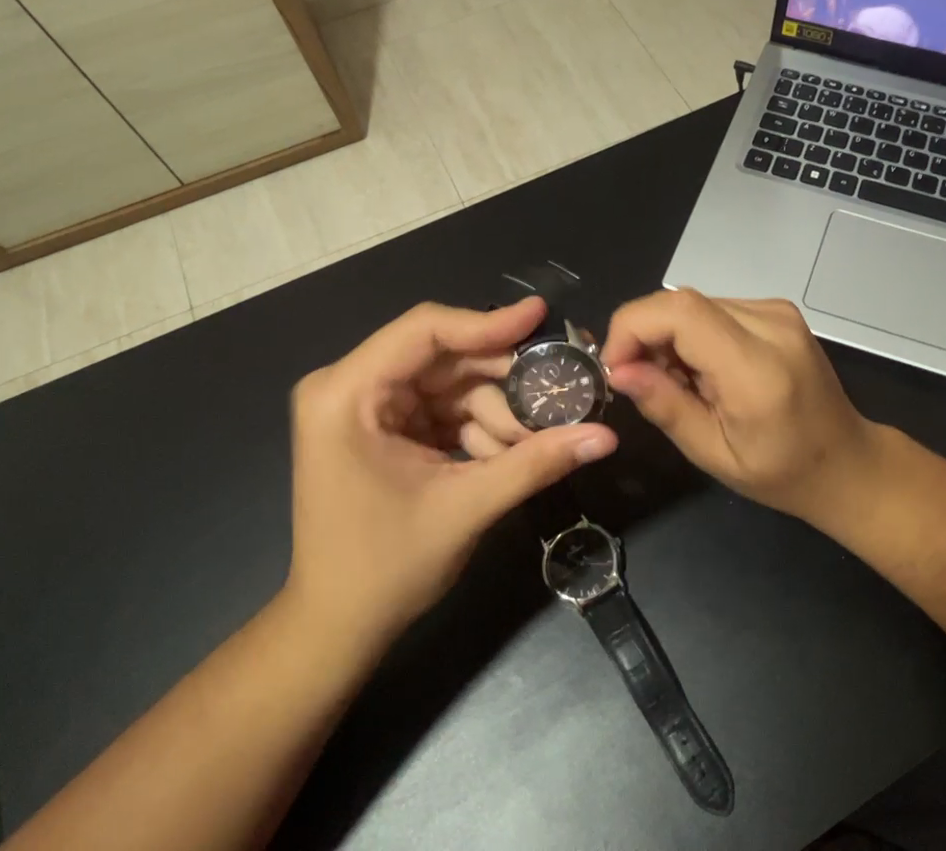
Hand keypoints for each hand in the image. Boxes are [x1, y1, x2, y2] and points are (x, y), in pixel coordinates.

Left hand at [284, 299, 617, 635]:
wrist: (339, 626)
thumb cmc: (386, 567)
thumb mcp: (467, 507)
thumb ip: (536, 462)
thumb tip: (606, 435)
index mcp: (346, 394)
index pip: (425, 332)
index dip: (487, 323)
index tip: (542, 318)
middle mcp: (347, 389)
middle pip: (442, 358)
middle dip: (502, 381)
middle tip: (560, 394)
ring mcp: (362, 410)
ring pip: (448, 385)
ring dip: (495, 412)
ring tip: (536, 444)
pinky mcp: (380, 431)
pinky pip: (441, 410)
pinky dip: (478, 429)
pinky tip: (511, 453)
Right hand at [602, 290, 884, 522]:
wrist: (846, 461)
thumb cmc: (781, 473)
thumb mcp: (713, 454)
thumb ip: (665, 406)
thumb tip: (618, 370)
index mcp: (756, 368)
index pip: (678, 312)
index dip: (632, 328)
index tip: (615, 368)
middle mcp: (770, 325)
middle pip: (681, 302)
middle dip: (645, 336)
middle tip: (644, 382)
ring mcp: (778, 312)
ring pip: (695, 304)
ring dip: (669, 338)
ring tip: (681, 385)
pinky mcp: (778, 311)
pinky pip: (716, 310)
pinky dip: (694, 336)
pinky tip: (705, 372)